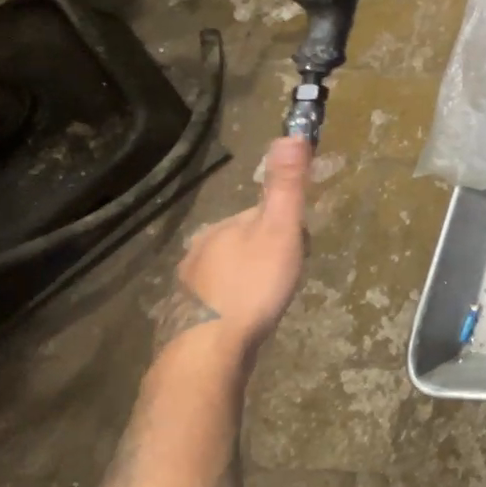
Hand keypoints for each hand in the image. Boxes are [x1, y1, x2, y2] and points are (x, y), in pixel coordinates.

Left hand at [158, 136, 311, 353]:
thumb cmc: (253, 284)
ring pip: (233, 268)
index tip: (299, 247)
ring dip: (254, 277)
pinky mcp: (186, 315)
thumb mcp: (281, 229)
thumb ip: (286, 185)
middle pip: (248, 239)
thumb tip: (290, 135)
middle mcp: (197, 250)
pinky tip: (248, 314)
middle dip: (272, 251)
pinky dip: (237, 299)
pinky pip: (220, 296)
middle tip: (288, 273)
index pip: (264, 214)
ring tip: (271, 295)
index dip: (289, 227)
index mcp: (220, 228)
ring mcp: (187, 285)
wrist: (210, 351)